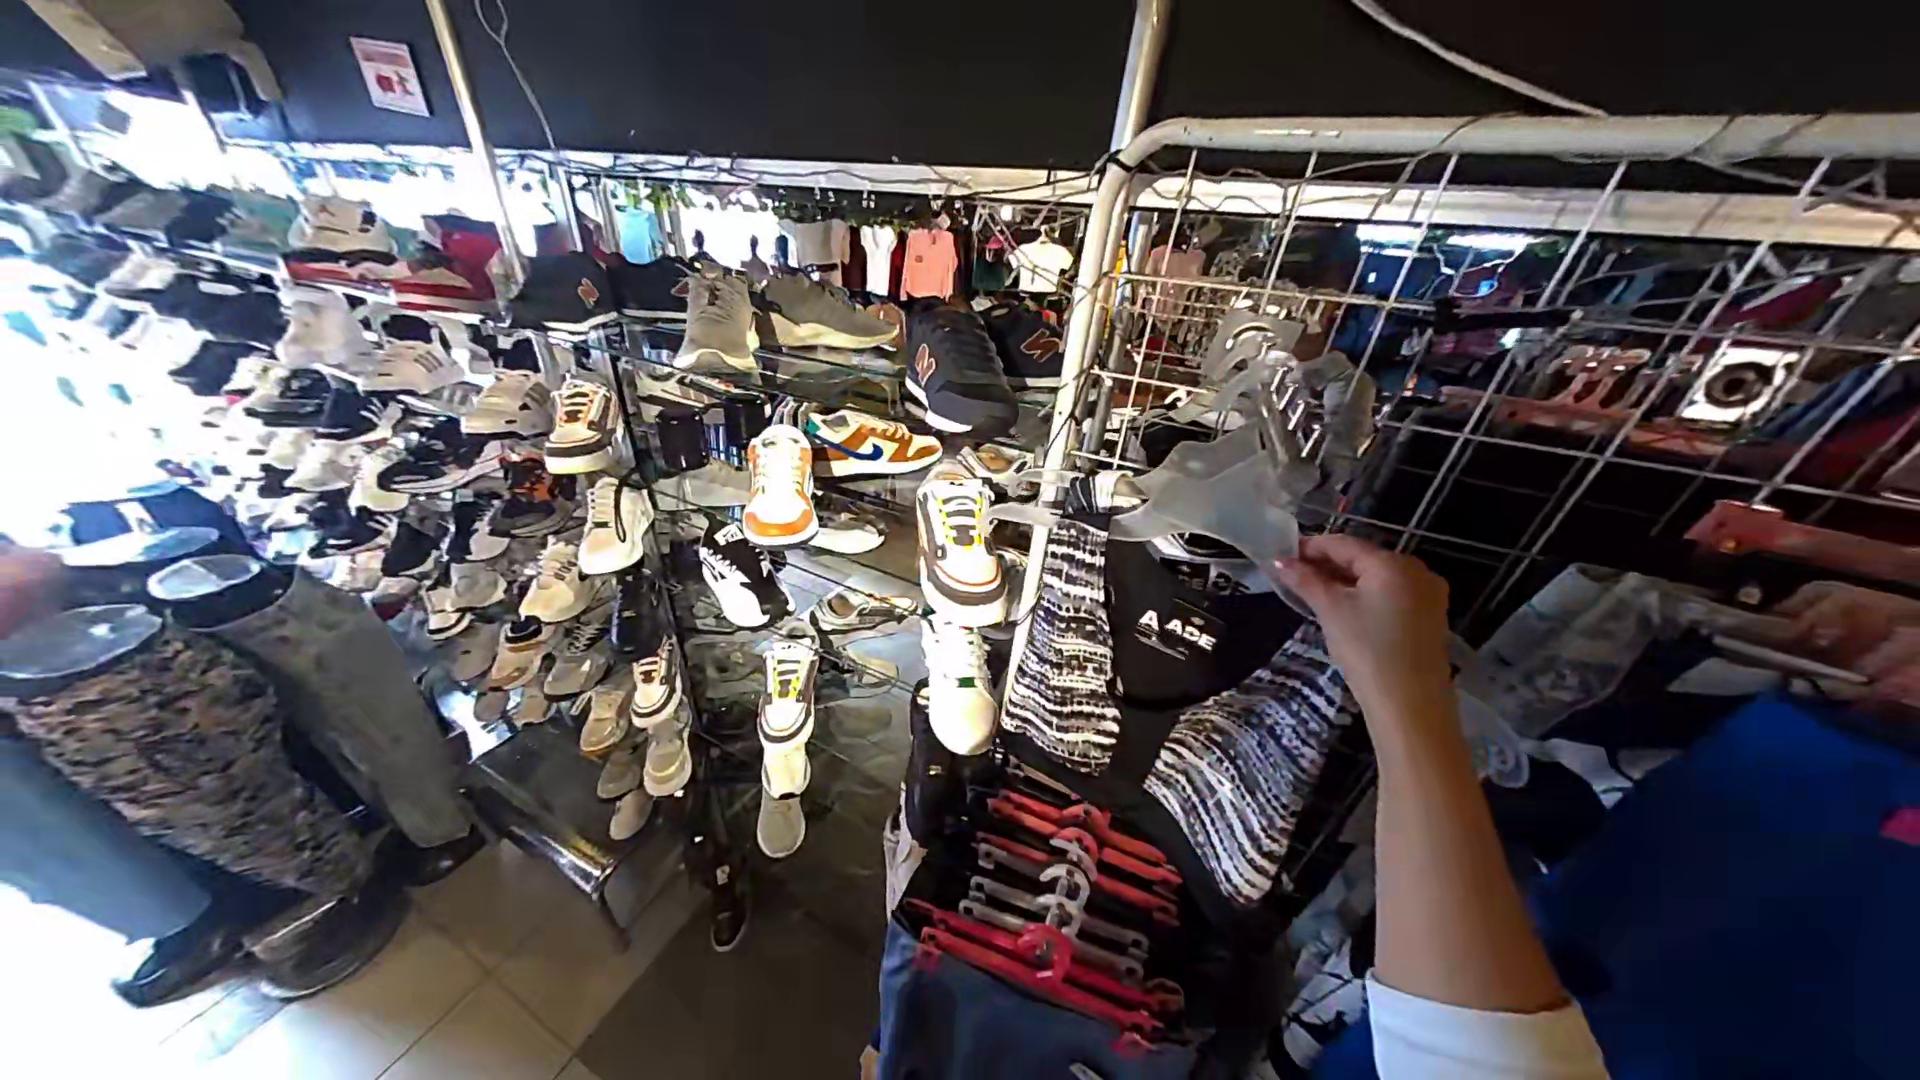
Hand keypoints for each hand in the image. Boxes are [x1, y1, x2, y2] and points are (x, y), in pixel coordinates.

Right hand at [1276, 534, 1452, 722]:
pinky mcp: (1428, 617)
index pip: (1344, 544)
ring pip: (1376, 577)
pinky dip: (1362, 594)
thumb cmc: (1367, 648)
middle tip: (1293, 574)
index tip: (1282, 554)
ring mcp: (1427, 595)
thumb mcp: (1330, 610)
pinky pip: (1389, 593)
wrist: (1409, 703)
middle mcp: (1417, 572)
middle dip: (1326, 563)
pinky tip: (1341, 606)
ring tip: (1311, 590)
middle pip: (1362, 558)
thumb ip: (1305, 580)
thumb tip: (1279, 561)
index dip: (1310, 547)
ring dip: (1342, 579)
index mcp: (1393, 564)